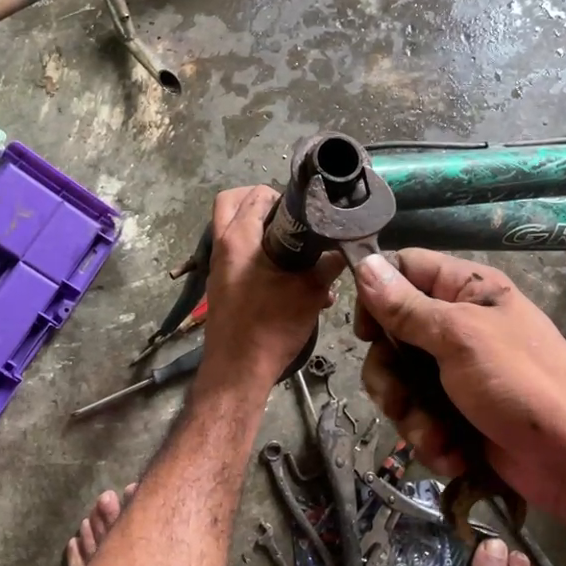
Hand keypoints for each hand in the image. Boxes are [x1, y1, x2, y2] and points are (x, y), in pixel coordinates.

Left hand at [198, 187, 342, 388]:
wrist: (238, 371)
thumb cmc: (270, 327)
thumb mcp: (308, 292)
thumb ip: (328, 264)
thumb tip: (348, 247)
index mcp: (238, 238)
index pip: (257, 194)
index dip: (284, 197)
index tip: (306, 212)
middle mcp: (221, 245)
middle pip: (233, 201)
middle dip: (261, 202)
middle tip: (290, 215)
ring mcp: (218, 265)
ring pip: (234, 228)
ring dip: (260, 228)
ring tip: (293, 245)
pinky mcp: (221, 284)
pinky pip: (237, 253)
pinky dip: (258, 252)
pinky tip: (287, 275)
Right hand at [352, 249, 565, 512]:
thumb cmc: (522, 385)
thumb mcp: (460, 338)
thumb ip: (406, 307)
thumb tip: (364, 264)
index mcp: (467, 289)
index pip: (405, 269)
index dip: (377, 295)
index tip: (365, 331)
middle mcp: (459, 323)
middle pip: (392, 333)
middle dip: (389, 374)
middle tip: (396, 399)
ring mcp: (458, 370)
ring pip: (401, 381)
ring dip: (410, 414)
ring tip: (435, 437)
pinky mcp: (458, 413)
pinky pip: (421, 416)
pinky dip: (430, 437)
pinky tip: (451, 454)